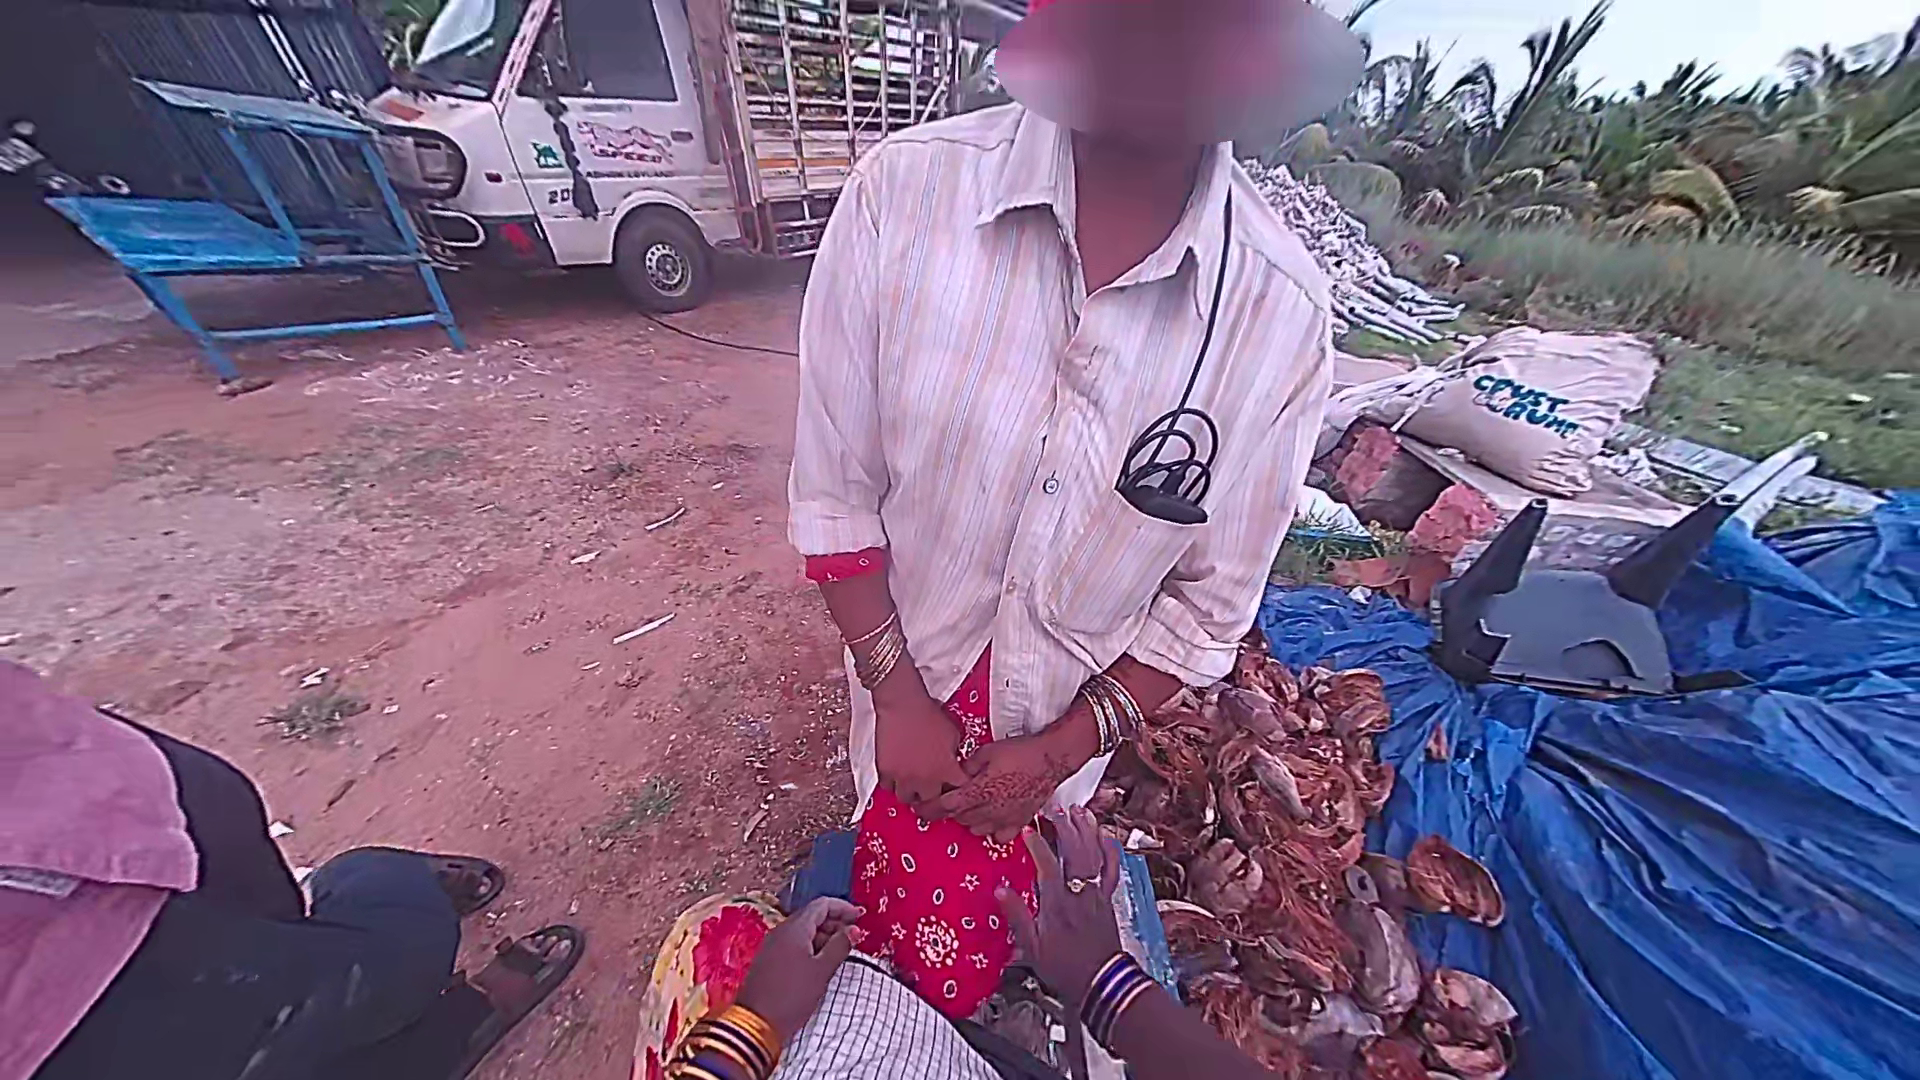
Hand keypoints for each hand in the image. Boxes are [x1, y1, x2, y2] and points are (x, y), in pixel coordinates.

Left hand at [735, 897, 862, 1043]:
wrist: (753, 1027)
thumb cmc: (791, 997)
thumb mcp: (821, 971)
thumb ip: (840, 946)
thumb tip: (854, 930)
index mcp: (795, 928)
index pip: (822, 904)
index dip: (843, 908)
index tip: (859, 917)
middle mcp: (782, 930)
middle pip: (812, 915)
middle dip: (834, 922)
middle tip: (852, 936)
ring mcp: (772, 945)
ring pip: (803, 930)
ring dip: (823, 936)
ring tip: (838, 952)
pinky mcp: (768, 960)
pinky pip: (793, 943)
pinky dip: (810, 946)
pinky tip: (818, 962)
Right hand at [873, 683, 968, 807]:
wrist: (903, 705)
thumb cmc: (928, 713)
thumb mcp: (953, 732)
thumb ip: (954, 752)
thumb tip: (952, 758)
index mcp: (946, 770)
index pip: (958, 789)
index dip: (957, 787)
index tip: (954, 783)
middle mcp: (925, 779)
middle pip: (931, 801)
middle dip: (934, 793)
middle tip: (933, 785)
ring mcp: (904, 778)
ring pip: (907, 798)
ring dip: (912, 792)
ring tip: (914, 781)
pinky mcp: (886, 772)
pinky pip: (888, 787)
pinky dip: (893, 783)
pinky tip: (898, 773)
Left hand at [928, 725, 1083, 841]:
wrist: (1050, 759)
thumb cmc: (1019, 752)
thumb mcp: (987, 751)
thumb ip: (967, 765)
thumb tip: (956, 772)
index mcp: (978, 792)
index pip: (945, 807)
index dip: (929, 809)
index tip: (919, 809)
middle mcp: (989, 811)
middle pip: (959, 818)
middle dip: (948, 811)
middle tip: (946, 799)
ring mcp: (1004, 820)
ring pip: (976, 829)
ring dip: (968, 819)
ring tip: (970, 804)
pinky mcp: (1019, 823)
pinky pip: (999, 836)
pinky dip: (991, 830)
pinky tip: (991, 817)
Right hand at [997, 807, 1123, 1004]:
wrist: (1103, 983)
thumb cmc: (1065, 967)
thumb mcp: (1033, 948)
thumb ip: (1018, 917)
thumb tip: (1000, 890)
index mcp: (1058, 904)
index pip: (1047, 865)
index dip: (1037, 844)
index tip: (1027, 828)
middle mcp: (1079, 893)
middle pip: (1074, 851)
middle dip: (1064, 826)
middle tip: (1053, 809)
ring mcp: (1097, 893)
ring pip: (1094, 854)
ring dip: (1086, 829)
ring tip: (1078, 810)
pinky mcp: (1108, 896)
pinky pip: (1112, 868)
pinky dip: (1110, 848)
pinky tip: (1105, 833)